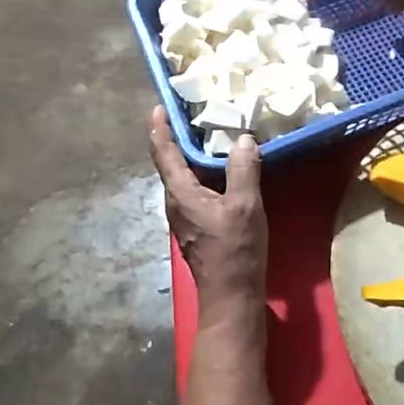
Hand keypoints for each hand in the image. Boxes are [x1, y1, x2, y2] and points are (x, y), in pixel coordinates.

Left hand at [148, 106, 268, 324]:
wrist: (231, 298)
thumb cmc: (234, 251)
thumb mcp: (244, 206)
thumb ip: (243, 170)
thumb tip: (242, 139)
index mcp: (180, 193)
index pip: (164, 153)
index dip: (160, 128)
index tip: (158, 106)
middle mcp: (175, 202)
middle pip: (170, 163)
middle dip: (176, 137)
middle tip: (190, 113)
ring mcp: (185, 215)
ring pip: (183, 177)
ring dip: (191, 155)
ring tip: (208, 134)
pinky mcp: (197, 225)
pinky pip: (194, 189)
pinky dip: (203, 172)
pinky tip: (222, 168)